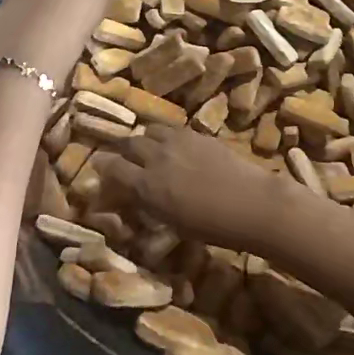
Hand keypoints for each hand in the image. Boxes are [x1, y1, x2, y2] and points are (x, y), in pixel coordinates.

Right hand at [101, 127, 293, 250]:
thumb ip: (149, 204)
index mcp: (146, 185)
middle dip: (123, 151)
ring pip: (150, 130)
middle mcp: (156, 157)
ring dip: (146, 139)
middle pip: (129, 144)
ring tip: (151, 148)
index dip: (103, 168)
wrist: (252, 203)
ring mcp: (178, 141)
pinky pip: (173, 128)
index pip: (111, 167)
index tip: (101, 170)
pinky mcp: (197, 134)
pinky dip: (166, 135)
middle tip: (126, 159)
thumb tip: (136, 196)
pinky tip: (175, 145)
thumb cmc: (213, 226)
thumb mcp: (173, 223)